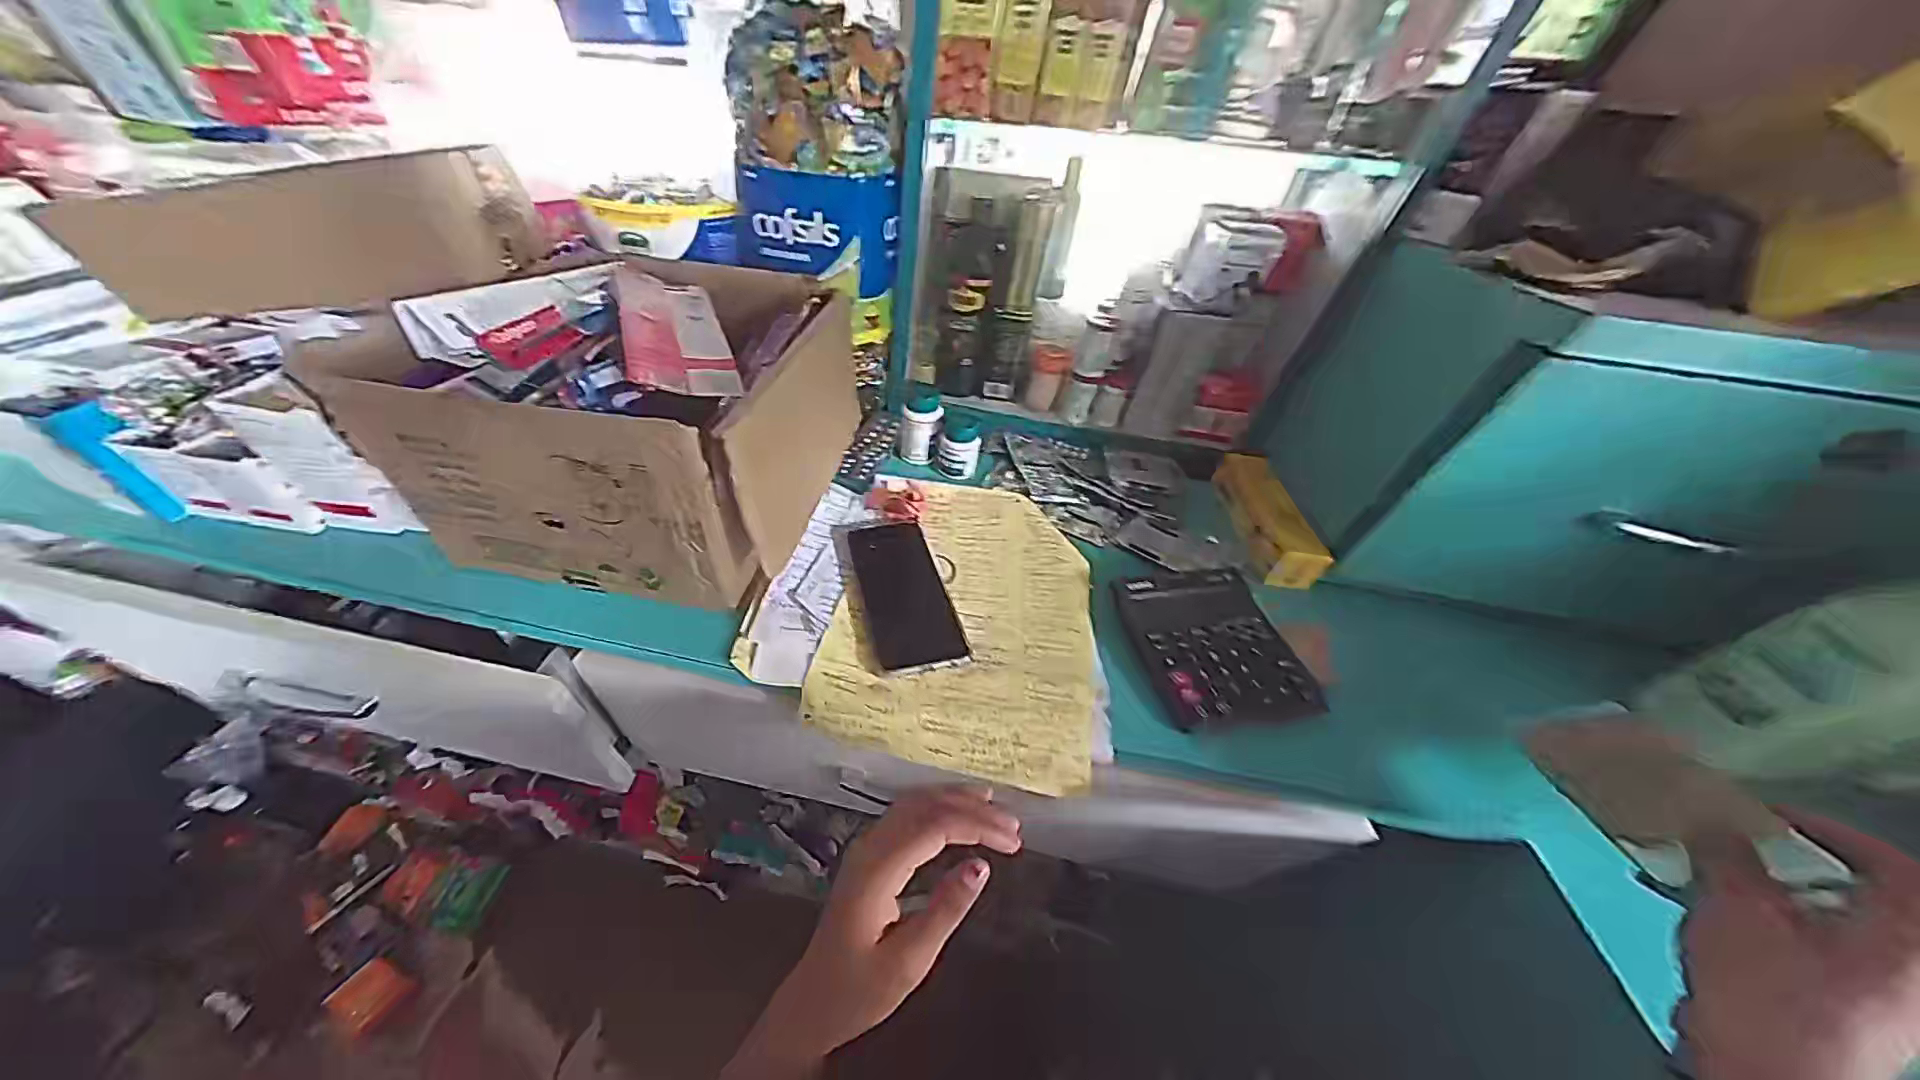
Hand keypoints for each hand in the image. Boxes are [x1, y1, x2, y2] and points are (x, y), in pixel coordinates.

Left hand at [722, 786, 1021, 1077]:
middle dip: (972, 809)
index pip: (935, 827)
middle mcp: (869, 846)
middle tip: (1013, 824)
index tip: (1012, 841)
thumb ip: (946, 909)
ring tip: (994, 806)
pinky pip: (908, 814)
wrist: (813, 1003)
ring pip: (915, 803)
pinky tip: (958, 813)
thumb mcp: (910, 960)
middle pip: (925, 806)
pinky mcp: (870, 852)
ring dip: (956, 801)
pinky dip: (939, 807)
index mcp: (877, 869)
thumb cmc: (860, 990)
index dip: (978, 826)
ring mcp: (866, 845)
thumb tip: (981, 866)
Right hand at [1681, 810, 1919, 1079]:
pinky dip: (1782, 929)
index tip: (1778, 817)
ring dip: (1786, 897)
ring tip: (1727, 885)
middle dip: (1803, 867)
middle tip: (1750, 849)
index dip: (1834, 832)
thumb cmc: (1765, 992)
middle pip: (1870, 897)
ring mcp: (1889, 998)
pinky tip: (1732, 926)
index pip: (1893, 866)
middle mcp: (1912, 968)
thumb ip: (1727, 857)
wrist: (1764, 1066)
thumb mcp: (1734, 904)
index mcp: (1903, 937)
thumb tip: (1717, 829)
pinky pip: (1825, 953)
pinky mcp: (1856, 1013)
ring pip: (1843, 925)